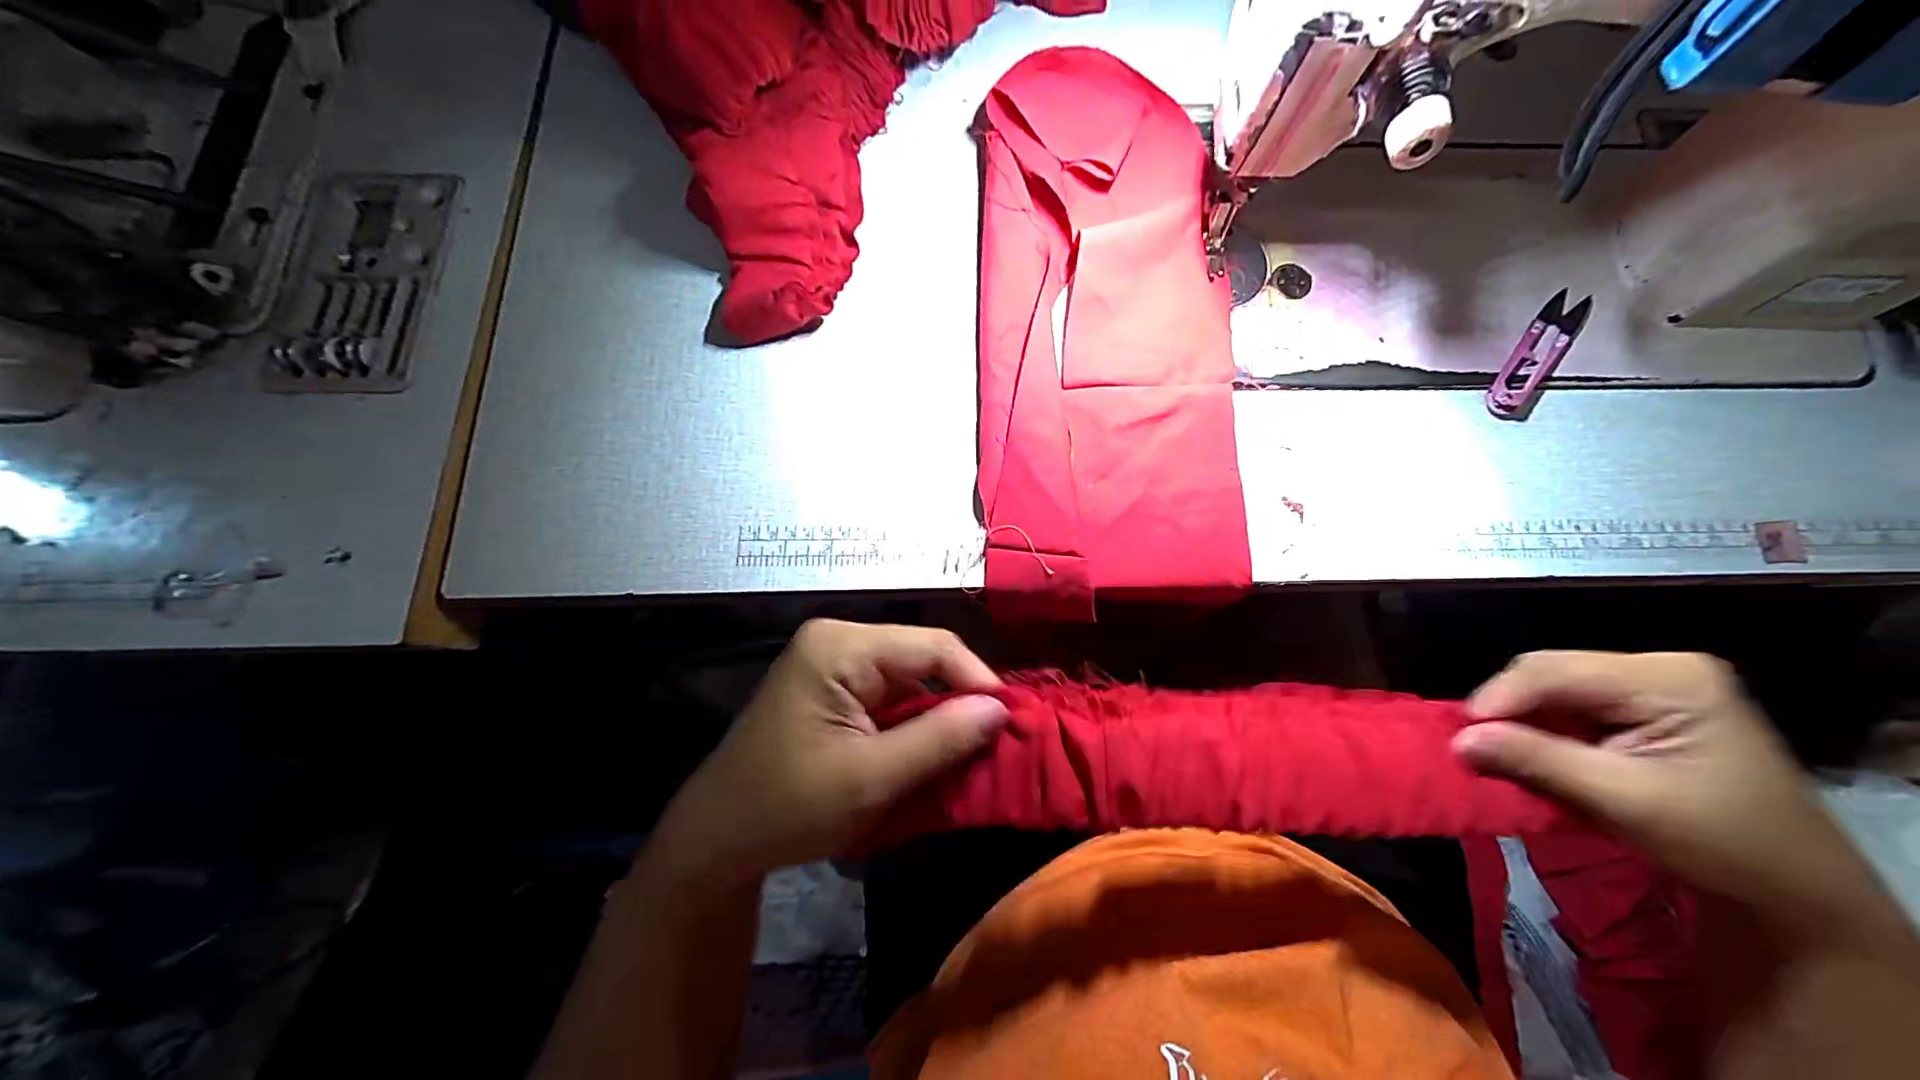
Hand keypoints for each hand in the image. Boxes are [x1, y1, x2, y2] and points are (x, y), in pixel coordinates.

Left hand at [648, 620, 1008, 884]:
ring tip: (973, 754)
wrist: (717, 840)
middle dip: (959, 702)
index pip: (933, 646)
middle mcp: (838, 640)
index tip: (1012, 724)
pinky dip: (915, 727)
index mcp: (840, 646)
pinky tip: (932, 756)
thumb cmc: (787, 807)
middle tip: (997, 745)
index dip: (979, 681)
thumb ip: (939, 739)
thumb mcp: (871, 778)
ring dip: (939, 718)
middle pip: (923, 660)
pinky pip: (891, 698)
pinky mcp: (834, 690)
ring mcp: (833, 664)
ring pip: (911, 681)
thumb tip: (1001, 709)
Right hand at [1453, 651, 1874, 930]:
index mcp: (1667, 678)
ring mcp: (1649, 687)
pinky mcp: (1640, 710)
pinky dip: (1542, 735)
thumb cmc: (1722, 843)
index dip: (1498, 700)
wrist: (1796, 891)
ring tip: (1498, 758)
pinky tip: (1533, 758)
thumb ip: (1537, 762)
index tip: (1460, 739)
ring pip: (1550, 691)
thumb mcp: (1624, 802)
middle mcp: (1656, 668)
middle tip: (1475, 751)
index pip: (1552, 671)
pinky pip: (1567, 709)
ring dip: (1520, 725)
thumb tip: (1458, 740)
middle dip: (1507, 713)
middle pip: (1547, 675)